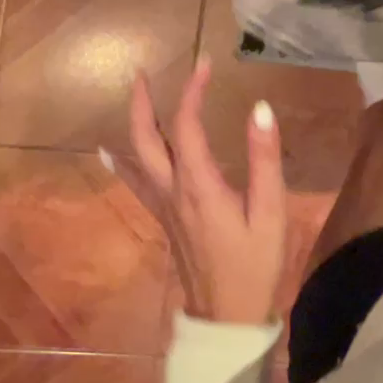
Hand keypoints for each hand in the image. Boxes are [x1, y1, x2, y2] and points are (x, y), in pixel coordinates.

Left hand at [122, 57, 285, 325]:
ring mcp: (165, 208)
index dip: (192, 91)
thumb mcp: (270, 210)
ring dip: (135, 126)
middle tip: (141, 74)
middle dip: (142, 104)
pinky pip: (138, 183)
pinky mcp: (167, 221)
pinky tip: (112, 154)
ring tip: (135, 99)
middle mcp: (173, 191)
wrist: (227, 318)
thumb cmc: (254, 264)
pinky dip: (124, 161)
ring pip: (138, 160)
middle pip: (145, 141)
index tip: (204, 63)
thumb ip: (264, 158)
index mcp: (198, 184)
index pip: (187, 125)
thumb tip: (259, 108)